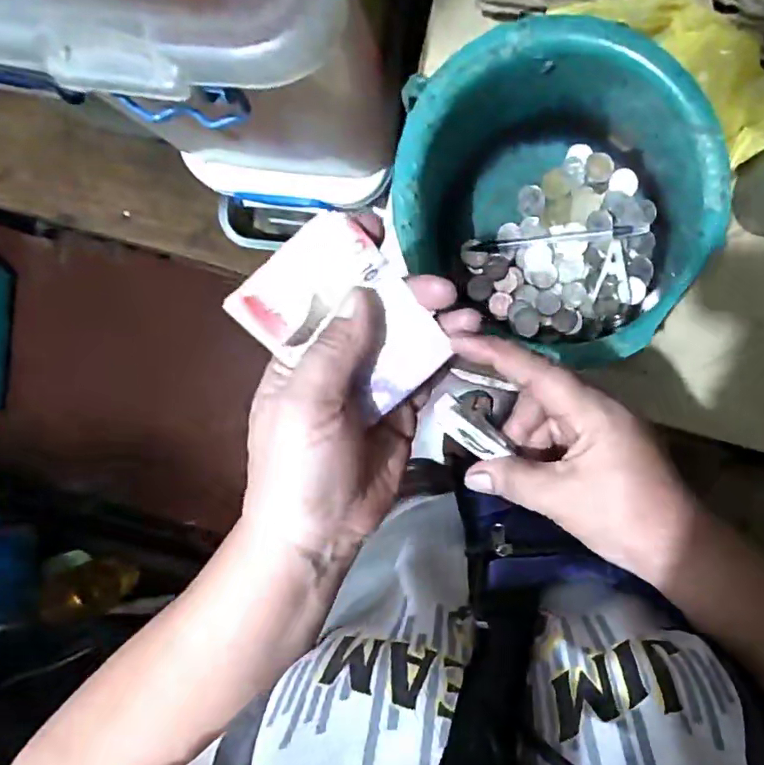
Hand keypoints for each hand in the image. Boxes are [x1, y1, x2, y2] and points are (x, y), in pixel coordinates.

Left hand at [241, 273, 479, 576]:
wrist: (318, 532)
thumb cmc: (296, 464)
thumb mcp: (305, 401)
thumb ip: (336, 347)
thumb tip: (365, 294)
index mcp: (303, 352)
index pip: (327, 293)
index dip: (349, 260)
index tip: (378, 232)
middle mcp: (339, 361)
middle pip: (378, 313)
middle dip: (409, 294)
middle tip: (443, 290)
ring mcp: (373, 385)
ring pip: (407, 340)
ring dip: (435, 322)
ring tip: (466, 313)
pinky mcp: (402, 410)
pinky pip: (425, 375)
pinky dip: (445, 356)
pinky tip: (466, 342)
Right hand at [448, 335, 703, 585]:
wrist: (677, 546)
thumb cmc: (621, 516)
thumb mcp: (559, 498)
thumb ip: (512, 479)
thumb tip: (472, 473)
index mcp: (591, 409)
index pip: (536, 371)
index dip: (496, 353)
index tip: (460, 339)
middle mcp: (599, 408)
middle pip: (541, 398)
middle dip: (515, 427)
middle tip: (500, 462)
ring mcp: (607, 426)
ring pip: (551, 419)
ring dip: (530, 444)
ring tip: (524, 480)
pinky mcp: (610, 445)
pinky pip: (567, 436)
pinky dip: (546, 453)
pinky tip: (541, 480)